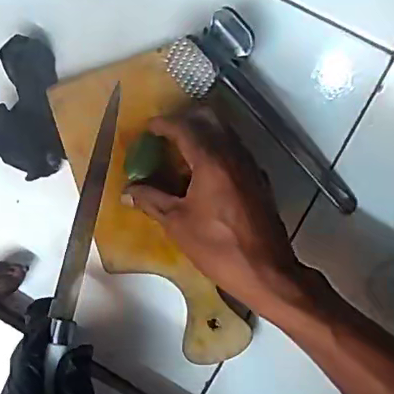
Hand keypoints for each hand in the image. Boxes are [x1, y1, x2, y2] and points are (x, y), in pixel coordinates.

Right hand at [124, 110, 316, 316]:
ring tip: (179, 153)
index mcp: (212, 162)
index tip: (148, 128)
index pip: (185, 129)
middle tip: (165, 134)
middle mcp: (235, 156)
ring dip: (202, 137)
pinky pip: (234, 154)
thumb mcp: (177, 223)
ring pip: (225, 137)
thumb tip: (128, 192)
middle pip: (210, 122)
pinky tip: (202, 174)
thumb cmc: (217, 246)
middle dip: (186, 122)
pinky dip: (216, 153)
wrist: (265, 271)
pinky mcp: (259, 182)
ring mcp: (251, 168)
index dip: (164, 125)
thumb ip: (151, 200)